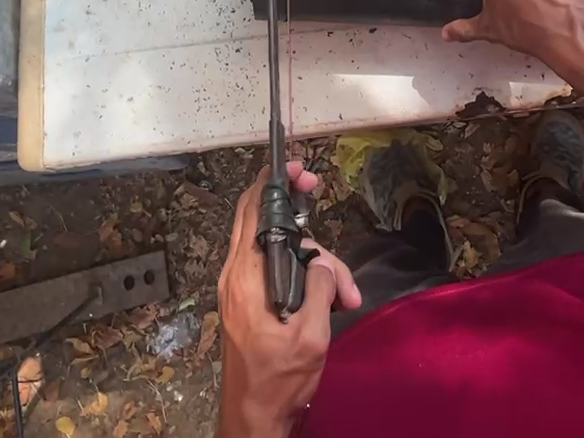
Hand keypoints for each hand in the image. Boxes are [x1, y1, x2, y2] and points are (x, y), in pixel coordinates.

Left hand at [218, 162, 359, 437]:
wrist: (253, 419)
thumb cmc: (277, 380)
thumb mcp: (310, 333)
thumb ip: (319, 284)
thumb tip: (321, 260)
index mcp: (246, 275)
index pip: (253, 209)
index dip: (275, 182)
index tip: (298, 170)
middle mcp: (237, 273)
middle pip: (262, 217)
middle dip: (294, 207)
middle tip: (317, 195)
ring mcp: (241, 286)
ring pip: (278, 245)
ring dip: (315, 259)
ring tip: (345, 296)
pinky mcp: (249, 299)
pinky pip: (276, 266)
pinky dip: (304, 274)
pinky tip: (331, 300)